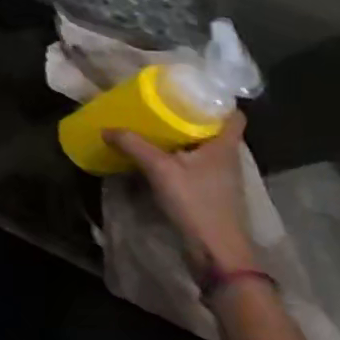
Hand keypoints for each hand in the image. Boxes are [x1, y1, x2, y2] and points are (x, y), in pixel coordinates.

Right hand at [104, 112, 256, 275]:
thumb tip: (106, 127)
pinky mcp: (207, 191)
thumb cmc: (196, 203)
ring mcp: (218, 177)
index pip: (233, 115)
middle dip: (189, 114)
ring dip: (179, 135)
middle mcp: (226, 158)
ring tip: (150, 124)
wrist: (216, 251)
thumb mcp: (160, 169)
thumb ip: (133, 145)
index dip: (217, 100)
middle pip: (213, 128)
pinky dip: (175, 154)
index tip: (191, 88)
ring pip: (200, 146)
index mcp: (224, 146)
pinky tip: (152, 154)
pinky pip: (191, 162)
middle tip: (159, 101)